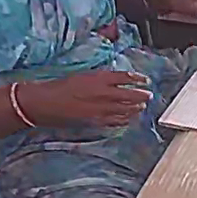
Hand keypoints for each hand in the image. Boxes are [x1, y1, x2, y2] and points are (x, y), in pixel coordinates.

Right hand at [17, 70, 151, 127]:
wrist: (46, 102)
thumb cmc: (60, 86)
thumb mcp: (82, 76)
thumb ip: (99, 79)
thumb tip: (112, 81)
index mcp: (98, 78)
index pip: (124, 77)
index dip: (137, 78)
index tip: (145, 80)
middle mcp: (103, 93)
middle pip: (128, 94)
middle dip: (141, 95)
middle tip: (150, 96)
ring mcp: (101, 109)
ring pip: (124, 109)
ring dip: (135, 108)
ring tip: (142, 107)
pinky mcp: (96, 121)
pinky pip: (115, 121)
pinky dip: (124, 119)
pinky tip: (129, 119)